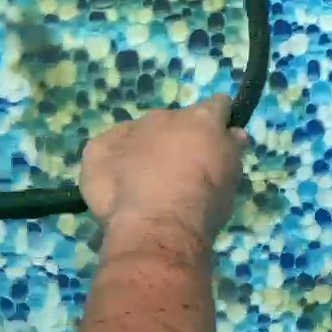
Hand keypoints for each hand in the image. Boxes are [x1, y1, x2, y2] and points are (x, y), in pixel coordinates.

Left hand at [79, 94, 249, 247]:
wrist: (158, 226)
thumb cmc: (205, 204)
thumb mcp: (231, 178)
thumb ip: (231, 150)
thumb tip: (234, 134)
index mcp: (201, 119)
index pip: (217, 105)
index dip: (219, 120)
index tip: (219, 137)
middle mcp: (164, 116)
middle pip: (173, 121)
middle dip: (176, 140)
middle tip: (180, 173)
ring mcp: (127, 131)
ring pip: (137, 135)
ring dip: (143, 151)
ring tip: (145, 186)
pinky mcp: (97, 150)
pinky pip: (106, 151)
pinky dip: (112, 165)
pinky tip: (119, 189)